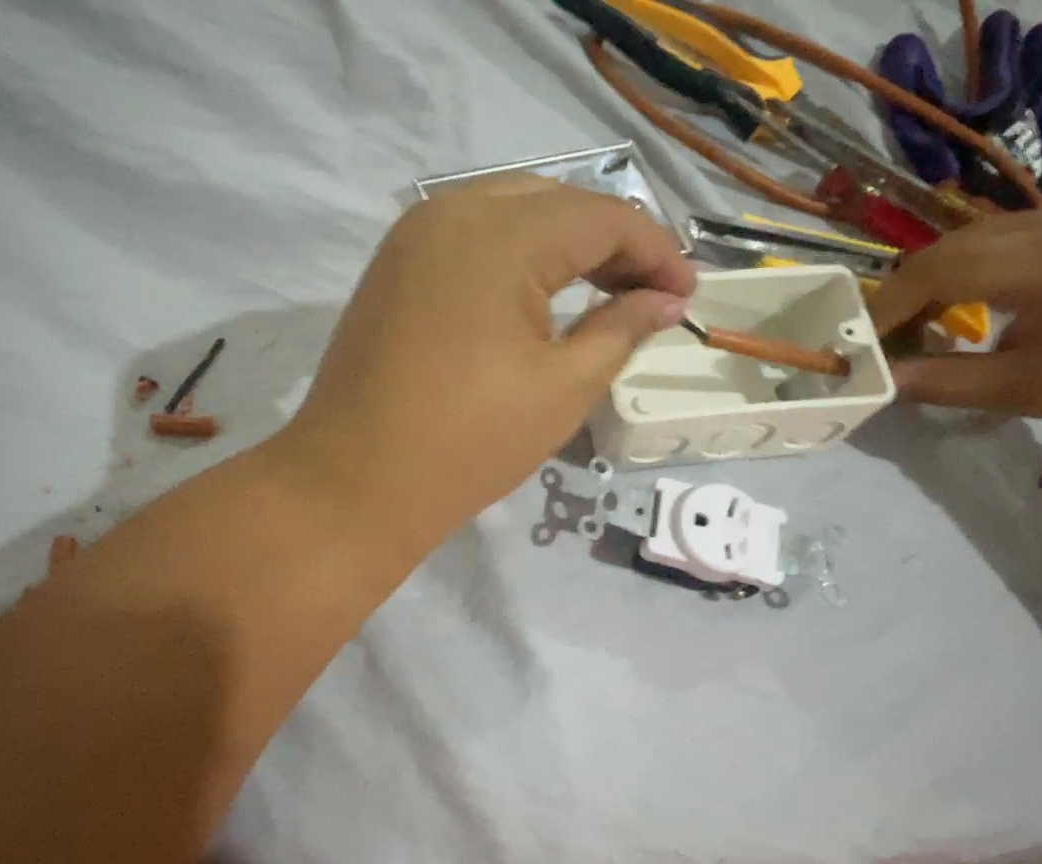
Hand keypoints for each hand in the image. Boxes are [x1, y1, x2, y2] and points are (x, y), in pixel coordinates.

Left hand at [273, 176, 694, 545]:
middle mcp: (454, 210)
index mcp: (501, 235)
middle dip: (613, 241)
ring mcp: (416, 233)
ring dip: (565, 243)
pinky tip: (539, 294)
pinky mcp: (395, 263)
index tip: (687, 294)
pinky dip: (517, 252)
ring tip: (603, 293)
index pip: (601, 215)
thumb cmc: (468, 443)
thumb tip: (665, 299)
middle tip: (648, 295)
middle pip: (557, 201)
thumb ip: (621, 329)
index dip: (655, 250)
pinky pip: (472, 233)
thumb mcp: (563, 388)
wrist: (354, 483)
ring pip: (512, 210)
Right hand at [869, 206, 1041, 436]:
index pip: (938, 268)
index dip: (889, 304)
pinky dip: (968, 267)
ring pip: (973, 237)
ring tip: (914, 322)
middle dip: (906, 290)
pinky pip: (1002, 237)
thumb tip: (880, 380)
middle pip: (950, 246)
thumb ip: (942, 381)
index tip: (859, 338)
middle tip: (880, 334)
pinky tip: (960, 301)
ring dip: (934, 276)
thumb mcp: (1019, 390)